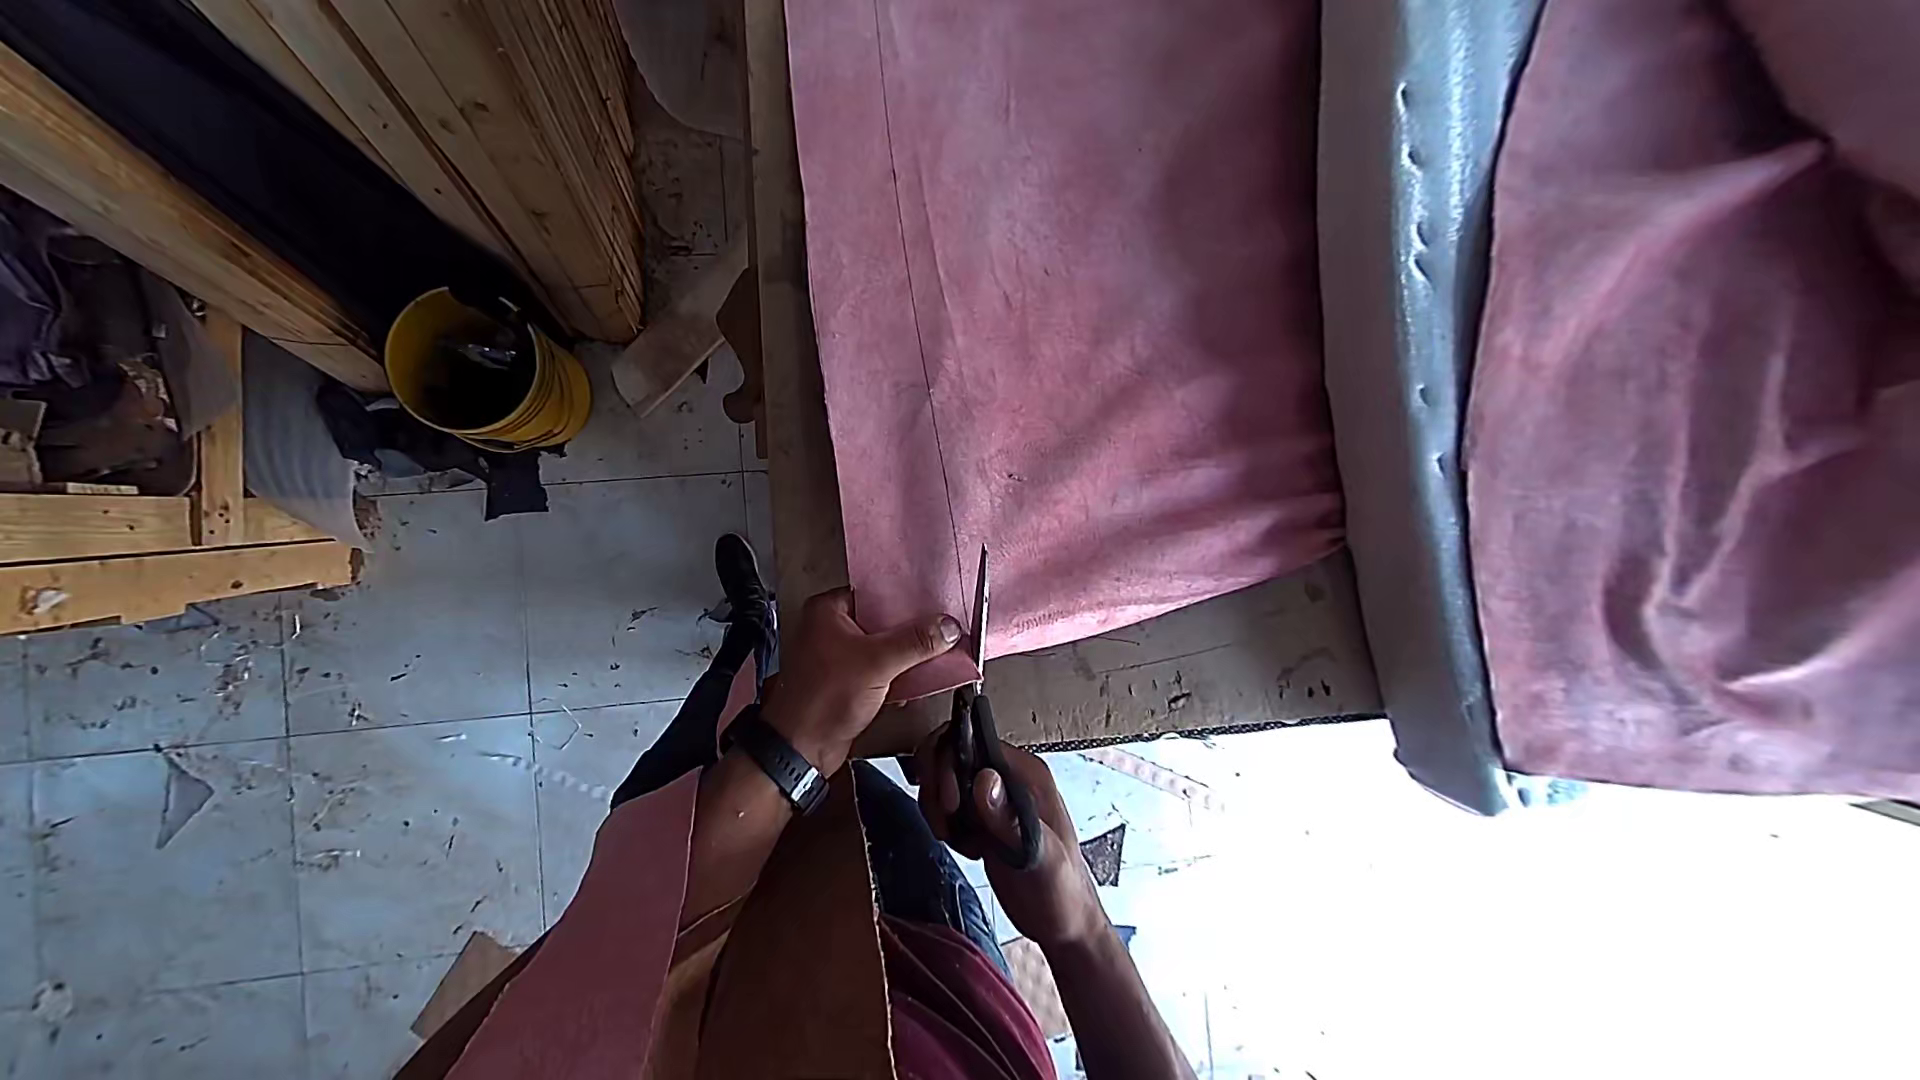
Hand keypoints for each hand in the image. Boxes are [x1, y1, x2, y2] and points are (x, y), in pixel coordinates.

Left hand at [759, 589, 960, 775]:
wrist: (803, 750)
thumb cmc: (818, 702)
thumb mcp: (876, 663)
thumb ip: (915, 642)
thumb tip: (945, 627)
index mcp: (828, 611)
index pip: (876, 593)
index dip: (906, 598)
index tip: (933, 603)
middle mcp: (831, 630)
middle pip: (884, 621)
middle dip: (912, 630)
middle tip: (939, 629)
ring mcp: (839, 657)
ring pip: (884, 647)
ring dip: (908, 655)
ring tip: (934, 653)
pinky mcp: (848, 681)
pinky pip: (882, 669)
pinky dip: (899, 674)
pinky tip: (918, 679)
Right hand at [915, 733, 1105, 950]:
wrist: (1062, 922)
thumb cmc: (1061, 891)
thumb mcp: (1040, 858)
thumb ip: (1011, 820)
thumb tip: (982, 778)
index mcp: (1026, 772)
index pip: (973, 740)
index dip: (949, 764)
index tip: (949, 804)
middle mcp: (1007, 775)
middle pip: (951, 752)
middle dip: (936, 785)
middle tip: (944, 824)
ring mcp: (993, 795)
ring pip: (943, 776)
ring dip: (936, 806)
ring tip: (956, 839)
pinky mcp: (981, 815)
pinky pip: (946, 802)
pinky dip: (942, 822)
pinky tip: (964, 847)